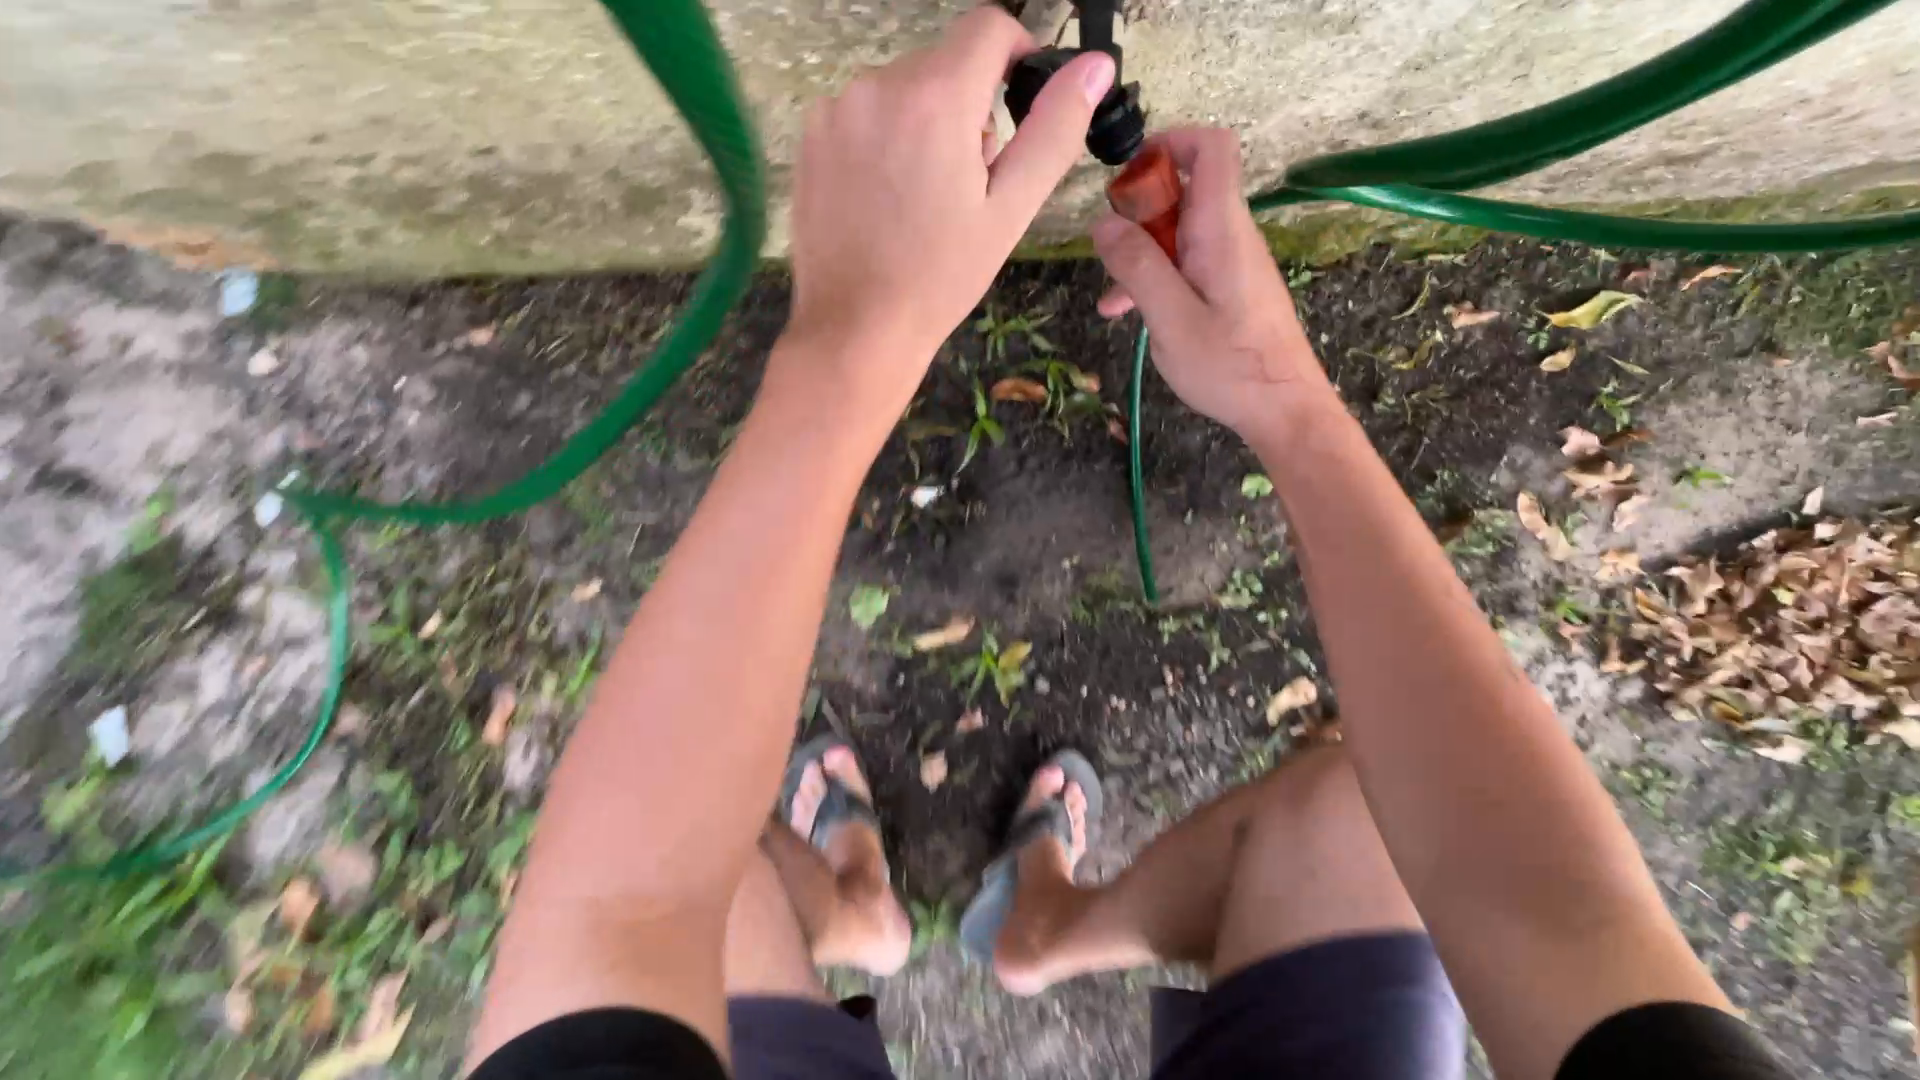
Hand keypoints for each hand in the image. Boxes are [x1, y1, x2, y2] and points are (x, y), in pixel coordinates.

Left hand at [778, 6, 1114, 416]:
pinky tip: (885, 198)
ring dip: (924, 124)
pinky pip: (864, 113)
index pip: (989, 26)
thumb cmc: (940, 278)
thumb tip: (1094, 67)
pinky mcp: (811, 134)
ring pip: (903, 90)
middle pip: (944, 64)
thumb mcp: (1009, 210)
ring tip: (922, 198)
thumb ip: (1053, 131)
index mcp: (936, 97)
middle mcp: (879, 84)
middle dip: (967, 108)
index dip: (1017, 55)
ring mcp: (837, 109)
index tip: (1019, 103)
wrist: (856, 327)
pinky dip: (884, 139)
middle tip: (967, 183)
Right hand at [1091, 128, 1333, 435]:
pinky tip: (1130, 315)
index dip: (1169, 144)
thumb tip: (1102, 223)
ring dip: (1141, 255)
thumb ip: (1137, 267)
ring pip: (1180, 234)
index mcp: (1221, 229)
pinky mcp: (1230, 289)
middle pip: (1185, 191)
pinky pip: (1188, 265)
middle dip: (1139, 213)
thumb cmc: (1230, 366)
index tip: (1129, 178)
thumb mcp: (1170, 318)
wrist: (1284, 409)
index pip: (1211, 147)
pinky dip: (1157, 279)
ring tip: (1112, 298)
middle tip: (1111, 253)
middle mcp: (1230, 235)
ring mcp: (1231, 262)